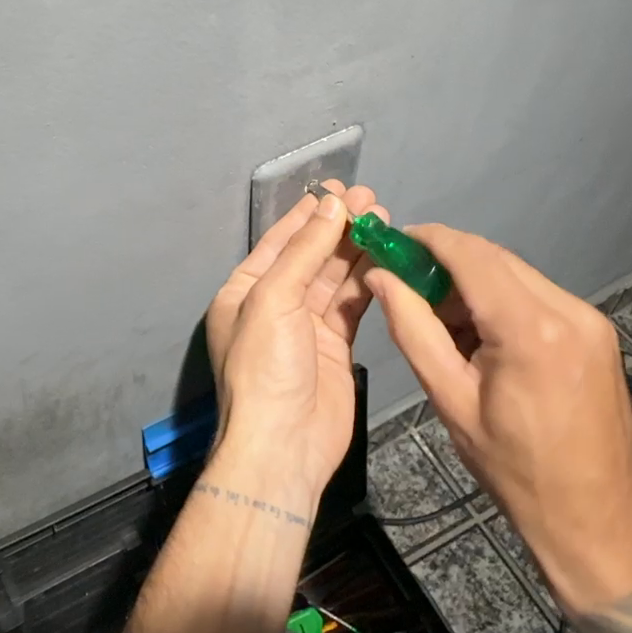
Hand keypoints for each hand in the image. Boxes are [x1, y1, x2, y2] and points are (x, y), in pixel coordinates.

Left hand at [204, 181, 386, 501]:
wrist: (285, 443)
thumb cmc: (266, 367)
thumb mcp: (274, 299)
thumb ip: (305, 251)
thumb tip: (332, 206)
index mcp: (244, 292)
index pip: (278, 242)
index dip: (307, 215)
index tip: (337, 189)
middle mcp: (273, 305)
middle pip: (309, 256)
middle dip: (338, 228)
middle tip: (371, 200)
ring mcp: (305, 326)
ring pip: (334, 278)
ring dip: (357, 250)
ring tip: (385, 219)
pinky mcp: (336, 346)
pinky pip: (352, 304)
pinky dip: (368, 282)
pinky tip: (386, 258)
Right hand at [363, 225, 631, 611]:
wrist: (598, 520)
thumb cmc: (514, 470)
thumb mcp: (451, 400)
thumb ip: (413, 330)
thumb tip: (380, 278)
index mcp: (531, 329)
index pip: (471, 255)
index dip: (427, 239)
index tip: (392, 241)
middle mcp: (569, 310)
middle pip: (494, 258)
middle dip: (446, 261)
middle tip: (405, 283)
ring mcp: (590, 319)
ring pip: (516, 274)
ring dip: (473, 282)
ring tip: (439, 319)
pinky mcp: (597, 332)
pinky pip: (537, 296)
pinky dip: (501, 300)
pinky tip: (479, 334)